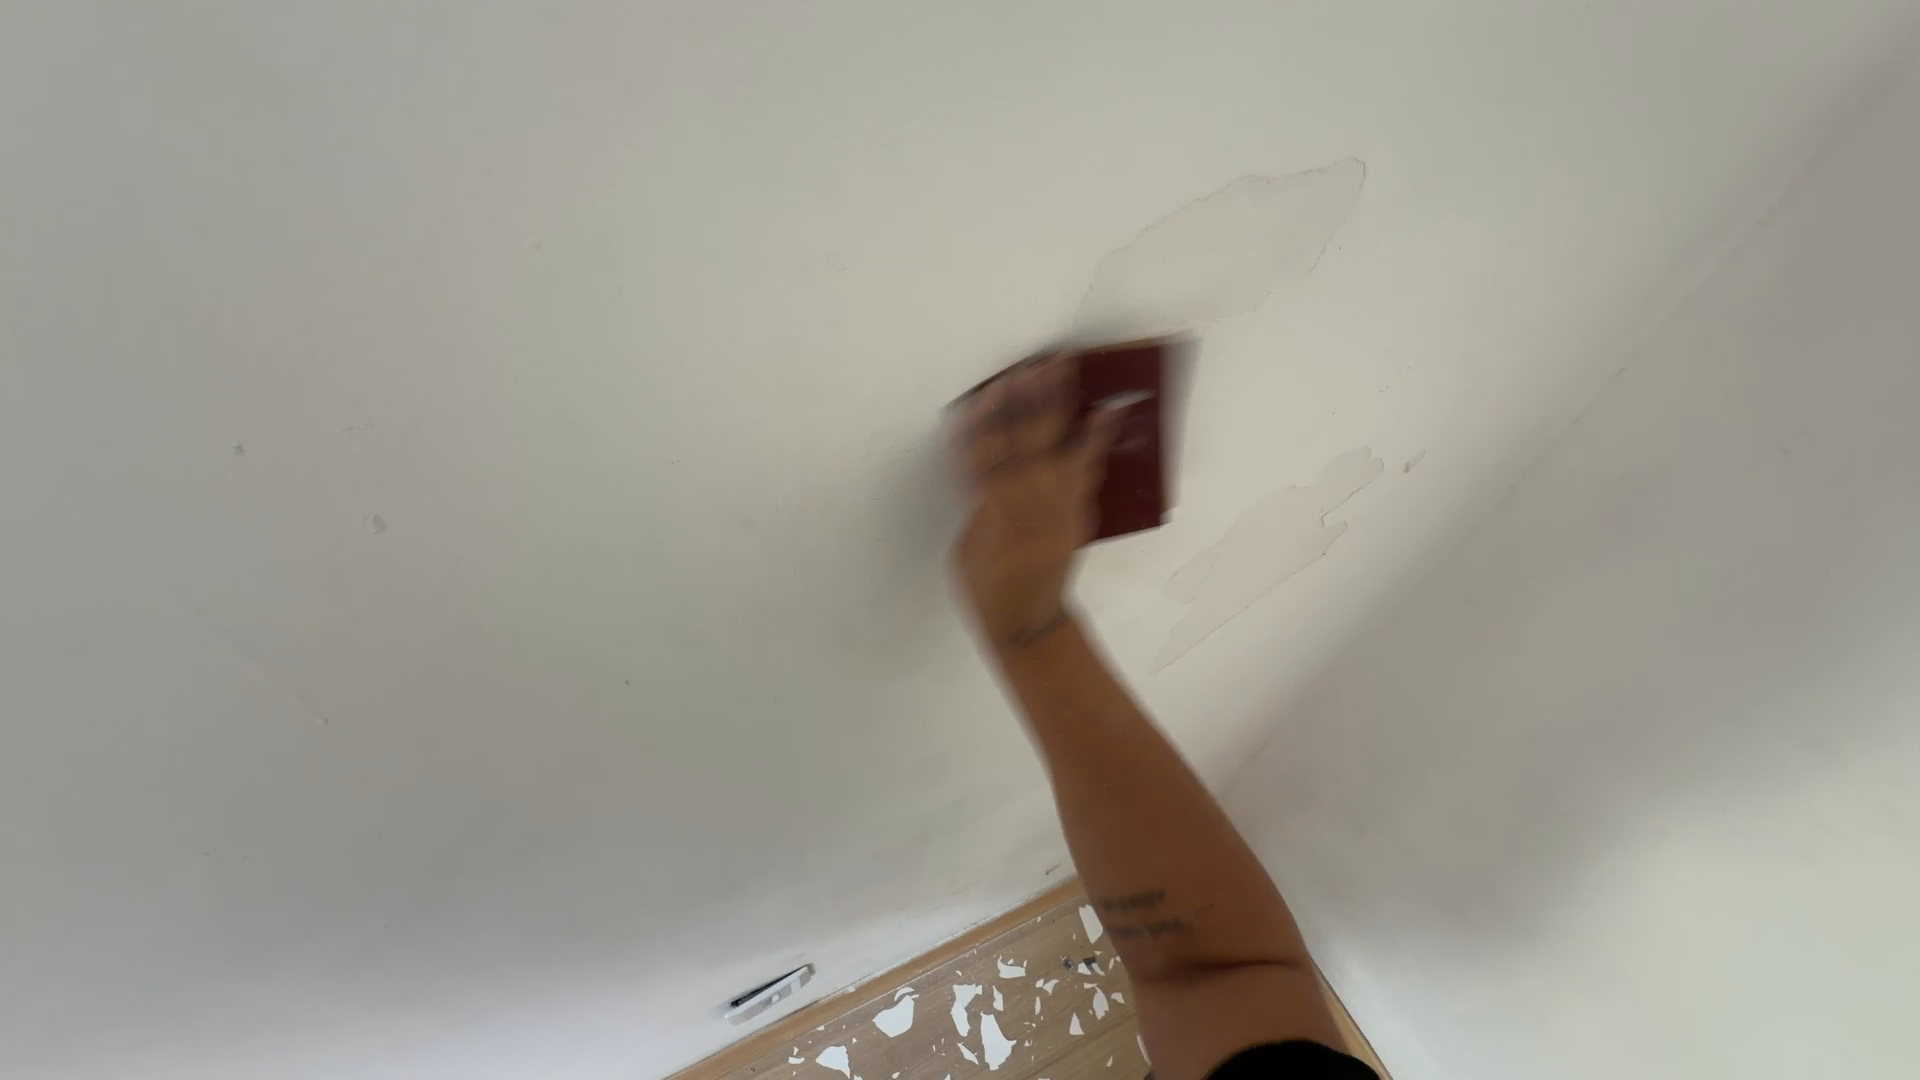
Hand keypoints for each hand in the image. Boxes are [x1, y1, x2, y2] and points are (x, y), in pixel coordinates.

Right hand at [954, 351, 1122, 648]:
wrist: (1030, 625)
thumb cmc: (987, 592)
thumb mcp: (968, 549)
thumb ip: (981, 505)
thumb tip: (989, 471)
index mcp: (1000, 523)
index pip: (991, 461)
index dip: (989, 424)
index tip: (990, 390)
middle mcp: (1036, 513)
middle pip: (1030, 447)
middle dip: (1030, 403)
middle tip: (1033, 365)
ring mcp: (1063, 513)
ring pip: (1062, 451)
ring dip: (1061, 407)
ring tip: (1064, 369)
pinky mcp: (1079, 516)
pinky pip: (1088, 472)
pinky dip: (1095, 440)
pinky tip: (1105, 412)